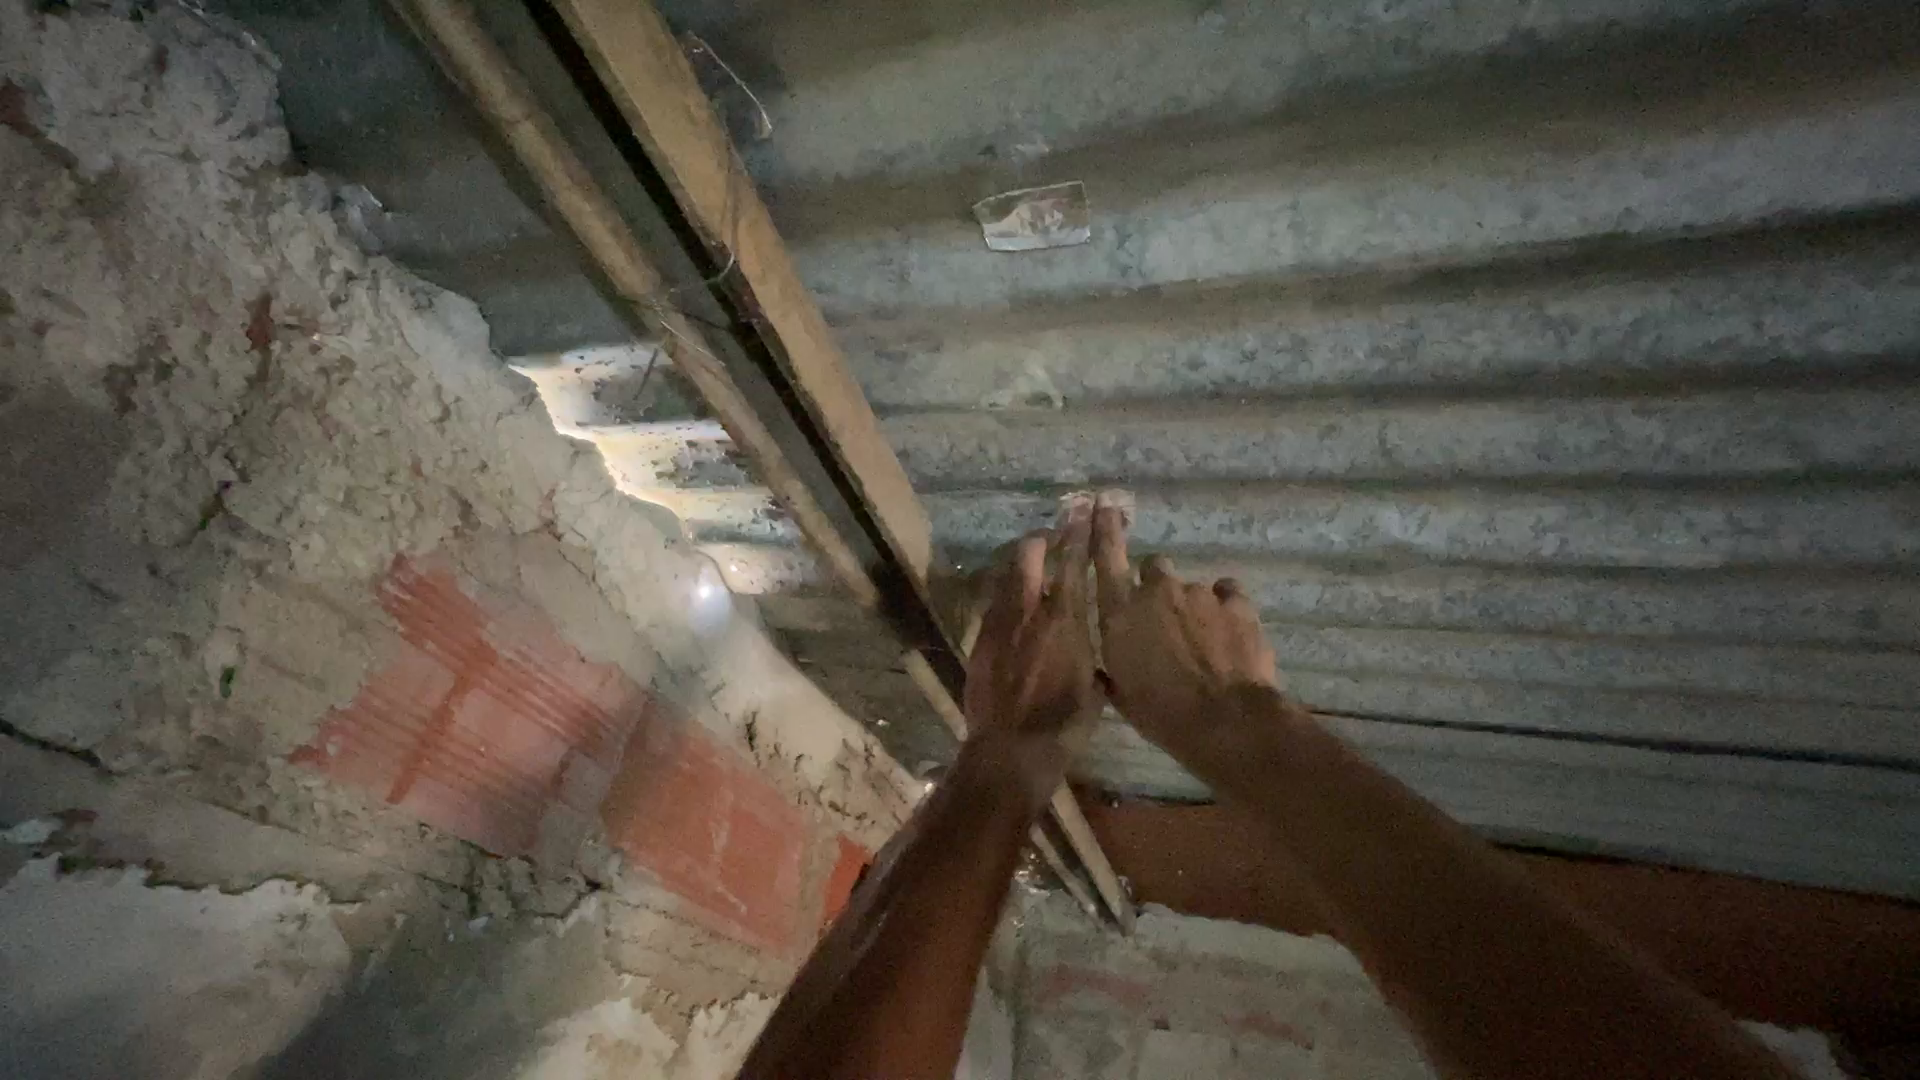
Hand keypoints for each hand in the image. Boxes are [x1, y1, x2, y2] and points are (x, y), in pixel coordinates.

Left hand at [961, 498, 1103, 797]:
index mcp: (1067, 620)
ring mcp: (1001, 622)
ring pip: (1010, 574)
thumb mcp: (1094, 693)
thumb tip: (1094, 662)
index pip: (1075, 564)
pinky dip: (1007, 591)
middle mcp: (1032, 611)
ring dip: (1024, 560)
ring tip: (1034, 552)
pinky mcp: (981, 637)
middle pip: (1035, 556)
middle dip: (1048, 535)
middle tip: (1059, 524)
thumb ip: (1093, 664)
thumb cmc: (1062, 725)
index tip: (1087, 511)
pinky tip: (1012, 595)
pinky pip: (995, 602)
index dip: (1081, 534)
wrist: (1010, 748)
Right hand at [1092, 497, 1279, 755]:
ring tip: (1203, 640)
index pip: (1105, 557)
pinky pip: (1226, 594)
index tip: (1104, 506)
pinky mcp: (1236, 603)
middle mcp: (1156, 592)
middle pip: (1153, 565)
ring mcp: (1198, 593)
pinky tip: (1228, 632)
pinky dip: (1225, 608)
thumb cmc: (1162, 714)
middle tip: (1163, 615)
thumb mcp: (1122, 694)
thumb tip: (1105, 667)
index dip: (1104, 530)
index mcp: (1120, 613)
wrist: (1226, 722)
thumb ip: (1113, 667)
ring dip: (1193, 605)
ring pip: (1191, 586)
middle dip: (1156, 583)